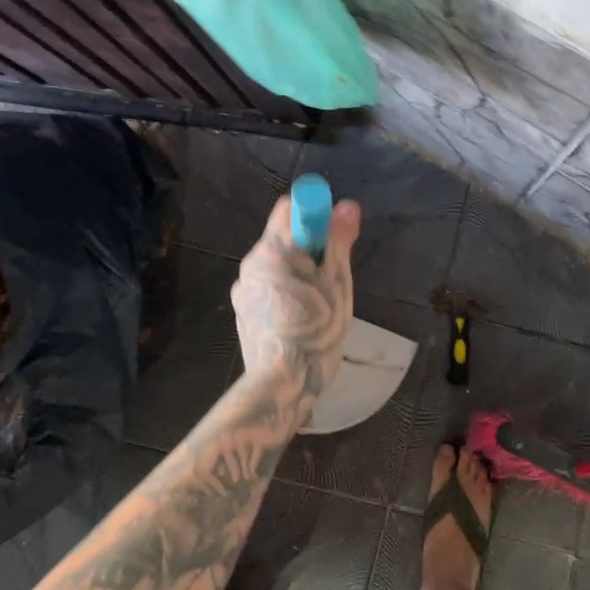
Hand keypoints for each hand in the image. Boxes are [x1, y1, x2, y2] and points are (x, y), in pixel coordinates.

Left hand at [231, 195, 360, 397]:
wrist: (280, 384)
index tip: (333, 238)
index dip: (315, 214)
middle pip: (282, 236)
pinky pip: (267, 286)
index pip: (290, 207)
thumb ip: (338, 240)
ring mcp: (243, 289)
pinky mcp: (243, 311)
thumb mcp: (337, 281)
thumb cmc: (315, 328)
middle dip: (309, 246)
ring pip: (276, 264)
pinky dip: (285, 290)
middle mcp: (250, 263)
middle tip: (332, 274)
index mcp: (272, 249)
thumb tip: (346, 205)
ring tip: (320, 301)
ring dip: (298, 270)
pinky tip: (300, 318)